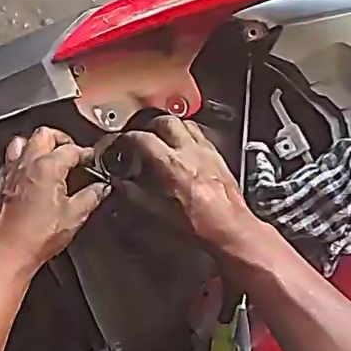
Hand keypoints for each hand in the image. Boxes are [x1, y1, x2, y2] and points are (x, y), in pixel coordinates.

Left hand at [0, 128, 107, 272]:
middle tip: (73, 151)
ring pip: (23, 141)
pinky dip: (22, 159)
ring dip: (39, 145)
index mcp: (48, 166)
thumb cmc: (37, 236)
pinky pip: (11, 159)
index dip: (87, 153)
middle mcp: (27, 163)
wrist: (10, 252)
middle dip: (62, 139)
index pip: (72, 149)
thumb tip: (101, 188)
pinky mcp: (1, 182)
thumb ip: (92, 196)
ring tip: (51, 156)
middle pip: (45, 134)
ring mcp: (11, 171)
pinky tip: (31, 172)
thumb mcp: (75, 215)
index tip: (93, 160)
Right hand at [116, 115, 268, 256]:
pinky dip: (188, 135)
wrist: (229, 229)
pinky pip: (201, 135)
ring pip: (185, 124)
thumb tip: (122, 185)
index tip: (121, 143)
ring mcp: (206, 152)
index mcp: (171, 164)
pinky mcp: (218, 157)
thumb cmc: (199, 226)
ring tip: (162, 138)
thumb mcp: (158, 214)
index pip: (142, 138)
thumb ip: (135, 195)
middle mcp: (190, 152)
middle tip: (141, 135)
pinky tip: (184, 148)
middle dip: (149, 125)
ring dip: (170, 127)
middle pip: (165, 121)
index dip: (126, 138)